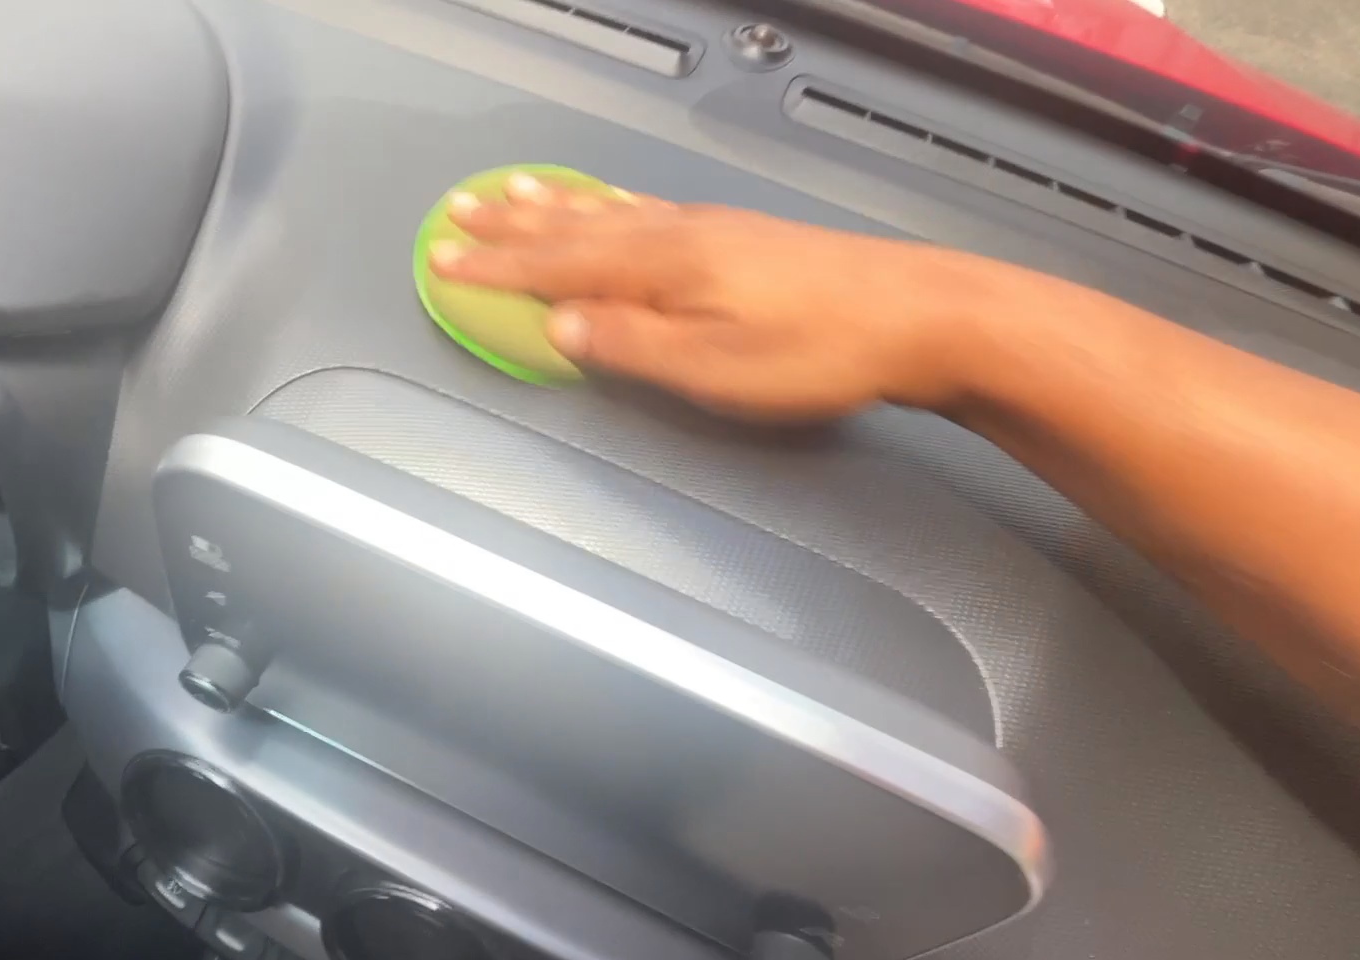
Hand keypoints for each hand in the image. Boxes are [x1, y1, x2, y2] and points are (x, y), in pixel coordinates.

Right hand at [430, 174, 1018, 420]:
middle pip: (573, 226)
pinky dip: (607, 205)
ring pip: (607, 211)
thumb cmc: (810, 351)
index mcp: (658, 265)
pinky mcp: (732, 235)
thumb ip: (628, 343)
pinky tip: (606, 205)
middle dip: (511, 224)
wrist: (915, 313)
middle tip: (460, 209)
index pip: (555, 263)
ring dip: (554, 205)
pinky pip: (644, 210)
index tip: (444, 257)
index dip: (496, 264)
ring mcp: (704, 228)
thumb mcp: (710, 366)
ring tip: (514, 193)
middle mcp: (672, 233)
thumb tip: (560, 324)